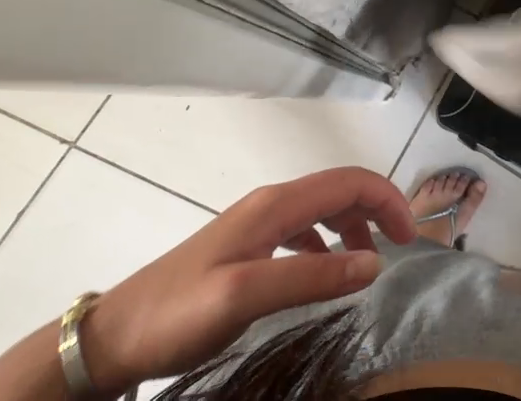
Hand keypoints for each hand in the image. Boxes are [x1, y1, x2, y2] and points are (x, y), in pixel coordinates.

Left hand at [81, 167, 415, 393]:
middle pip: (341, 190)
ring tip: (365, 264)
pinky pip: (302, 230)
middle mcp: (271, 204)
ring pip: (323, 208)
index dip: (388, 200)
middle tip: (397, 250)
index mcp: (276, 204)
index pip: (351, 182)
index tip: (409, 238)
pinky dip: (327, 244)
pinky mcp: (244, 245)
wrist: (111, 338)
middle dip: (377, 210)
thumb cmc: (178, 313)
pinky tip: (321, 273)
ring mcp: (256, 223)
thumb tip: (376, 263)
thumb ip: (313, 277)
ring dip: (354, 227)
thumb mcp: (246, 296)